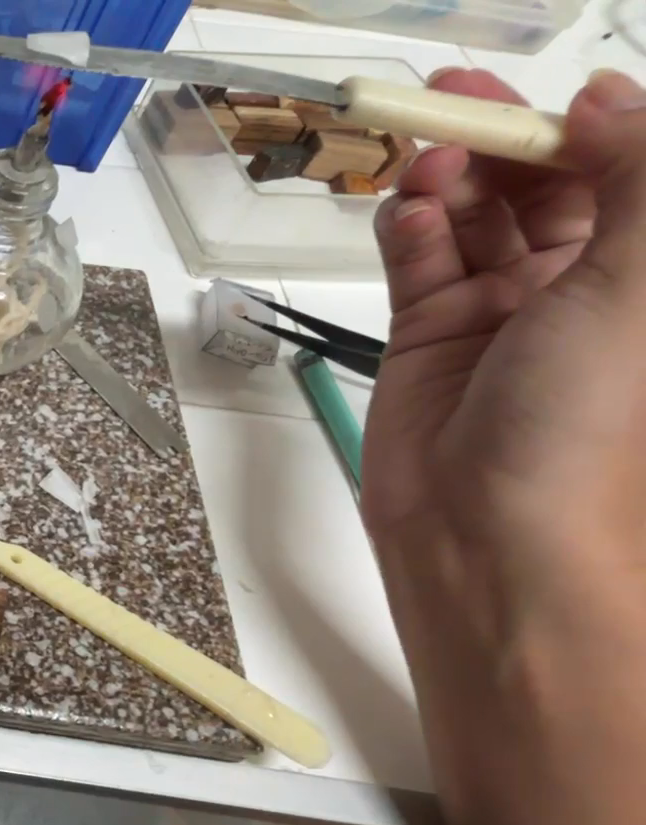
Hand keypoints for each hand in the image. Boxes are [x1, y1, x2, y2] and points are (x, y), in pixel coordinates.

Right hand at [361, 72, 645, 824]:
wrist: (486, 528)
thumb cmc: (592, 416)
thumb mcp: (642, 285)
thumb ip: (637, 182)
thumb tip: (606, 99)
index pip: (629, 169)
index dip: (593, 122)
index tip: (543, 93)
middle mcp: (590, 281)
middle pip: (549, 183)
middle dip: (505, 138)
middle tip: (449, 100)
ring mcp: (504, 309)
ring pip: (478, 218)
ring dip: (449, 182)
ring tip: (419, 159)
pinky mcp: (429, 337)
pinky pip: (423, 265)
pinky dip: (411, 232)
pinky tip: (404, 210)